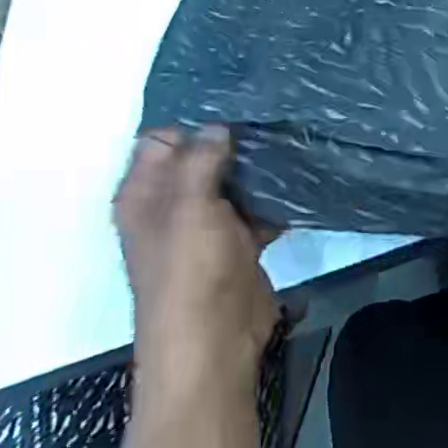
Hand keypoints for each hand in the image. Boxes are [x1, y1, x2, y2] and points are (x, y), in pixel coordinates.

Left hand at [113, 126, 278, 405]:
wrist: (214, 336)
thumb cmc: (192, 270)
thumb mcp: (191, 208)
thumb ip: (202, 164)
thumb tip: (217, 127)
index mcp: (144, 195)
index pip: (162, 142)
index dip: (195, 126)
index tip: (240, 111)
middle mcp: (172, 208)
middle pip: (201, 163)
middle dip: (234, 147)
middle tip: (276, 126)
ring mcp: (207, 229)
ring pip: (233, 188)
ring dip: (259, 175)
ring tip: (295, 149)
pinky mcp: (240, 247)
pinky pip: (258, 215)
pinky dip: (277, 204)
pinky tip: (303, 189)